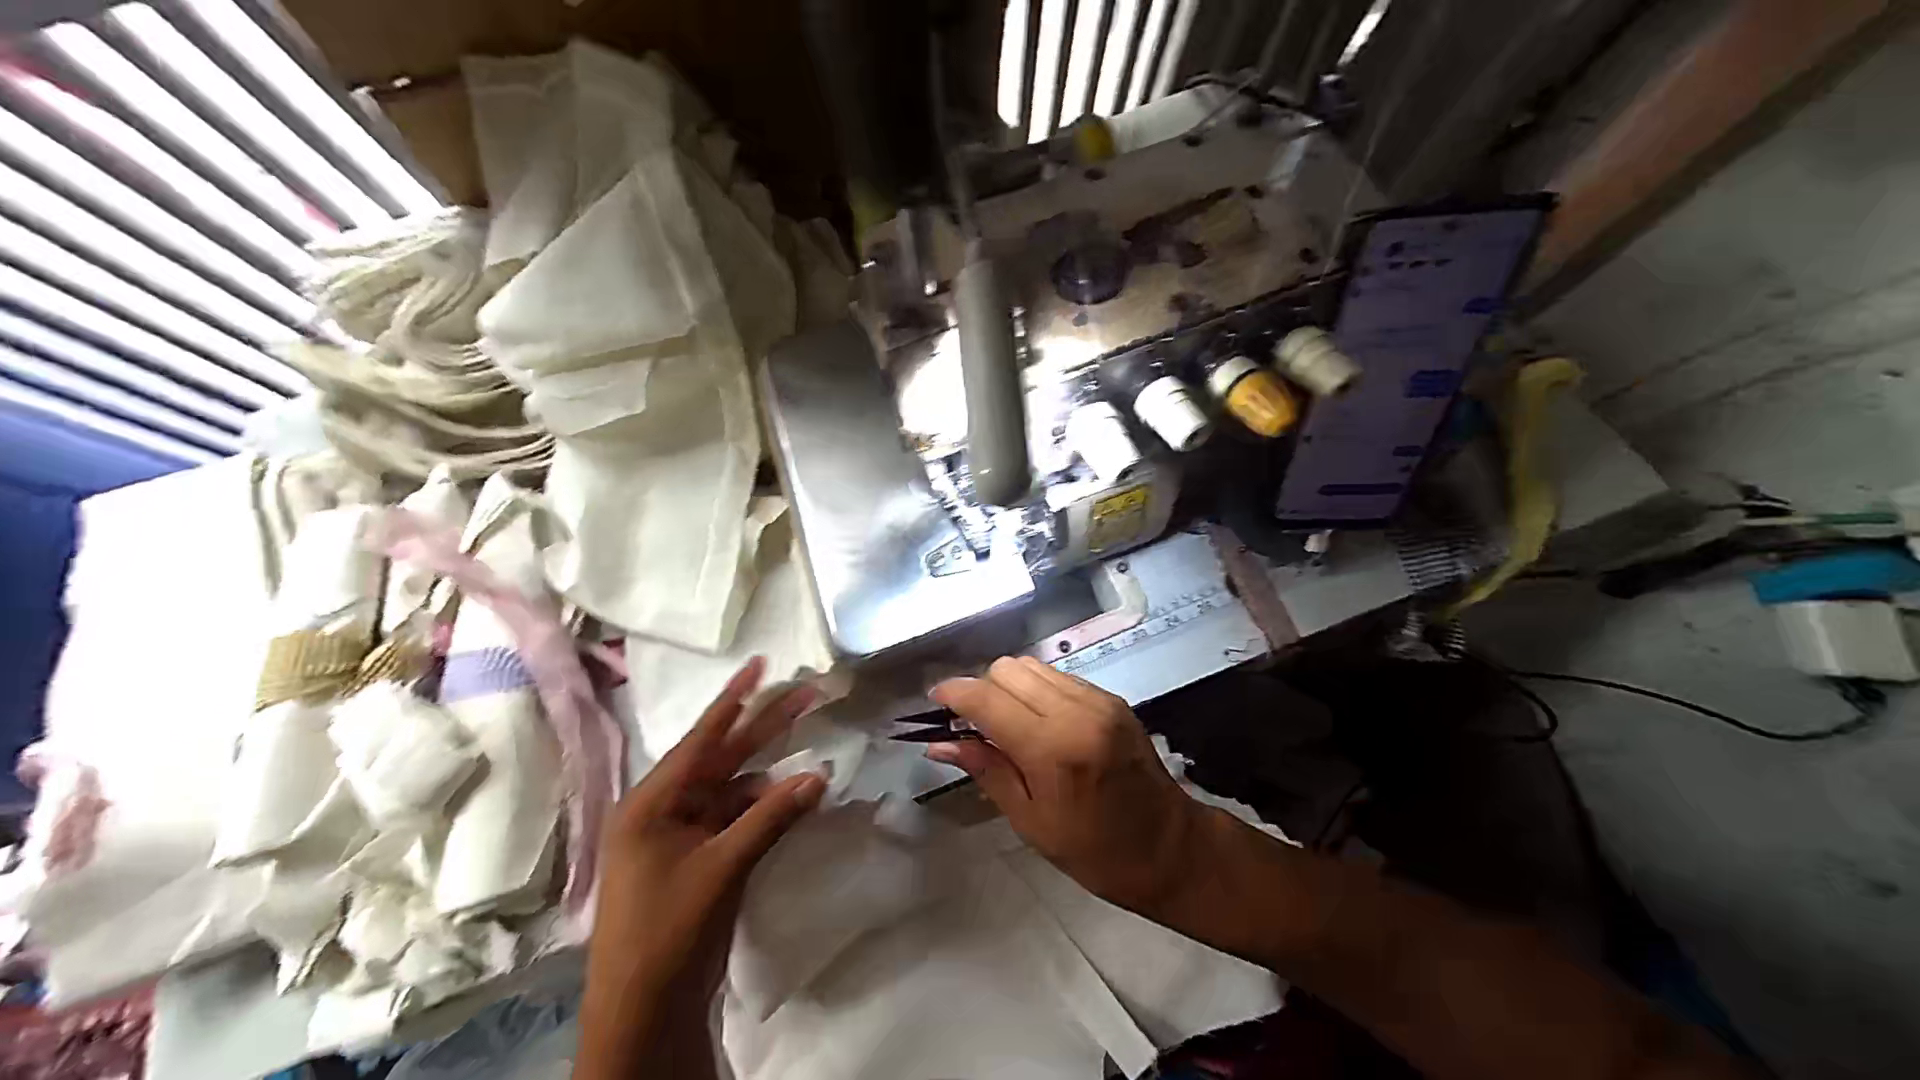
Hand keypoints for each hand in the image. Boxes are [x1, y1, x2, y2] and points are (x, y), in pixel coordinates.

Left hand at [577, 657, 825, 1079]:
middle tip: (804, 693)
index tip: (759, 665)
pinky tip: (793, 794)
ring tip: (808, 741)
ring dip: (769, 770)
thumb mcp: (721, 868)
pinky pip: (736, 817)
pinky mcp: (698, 858)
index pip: (701, 739)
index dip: (733, 700)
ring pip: (733, 788)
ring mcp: (681, 835)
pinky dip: (764, 805)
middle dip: (762, 726)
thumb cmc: (668, 930)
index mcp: (652, 802)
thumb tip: (818, 775)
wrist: (643, 1010)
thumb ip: (770, 817)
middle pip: (721, 757)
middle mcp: (665, 809)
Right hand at [929, 656, 1205, 913]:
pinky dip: (1036, 689)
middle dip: (981, 688)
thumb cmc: (1095, 851)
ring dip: (1008, 686)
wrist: (1171, 848)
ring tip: (1005, 722)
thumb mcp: (1031, 821)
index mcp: (1052, 748)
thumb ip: (986, 770)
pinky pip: (1058, 676)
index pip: (987, 698)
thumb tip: (939, 744)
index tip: (935, 703)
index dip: (953, 694)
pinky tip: (1037, 721)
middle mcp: (1075, 711)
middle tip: (973, 724)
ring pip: (1032, 665)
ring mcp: (1098, 700)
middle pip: (1007, 668)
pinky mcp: (1111, 698)